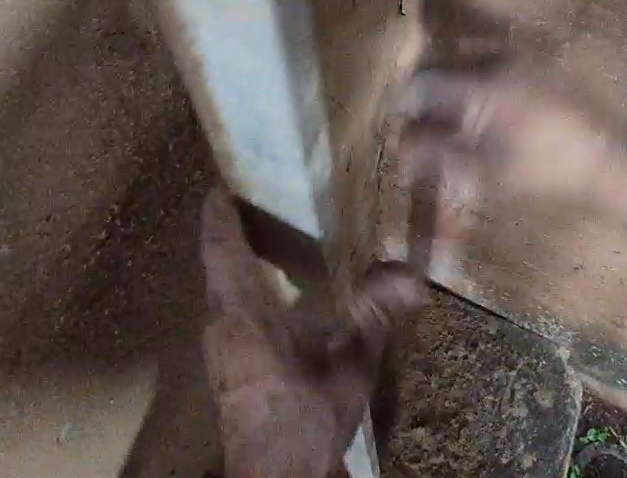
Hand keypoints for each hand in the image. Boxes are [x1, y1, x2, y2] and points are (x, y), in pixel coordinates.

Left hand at [199, 188, 423, 477]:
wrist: (276, 477)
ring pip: (218, 284)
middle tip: (259, 193)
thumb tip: (411, 276)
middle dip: (230, 225)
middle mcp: (219, 322)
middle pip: (215, 259)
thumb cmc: (306, 416)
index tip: (225, 178)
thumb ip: (376, 314)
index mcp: (240, 311)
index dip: (218, 209)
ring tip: (265, 229)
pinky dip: (238, 280)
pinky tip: (269, 286)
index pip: (219, 245)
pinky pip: (223, 304)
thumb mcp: (349, 365)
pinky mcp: (222, 364)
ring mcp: (216, 346)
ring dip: (233, 254)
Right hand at [394, 63, 626, 230]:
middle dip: (425, 90)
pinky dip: (476, 80)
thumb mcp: (487, 171)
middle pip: (443, 62)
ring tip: (448, 118)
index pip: (424, 80)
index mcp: (482, 84)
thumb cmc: (548, 173)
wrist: (616, 163)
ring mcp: (522, 56)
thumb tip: (399, 145)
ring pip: (468, 58)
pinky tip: (480, 109)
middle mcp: (498, 58)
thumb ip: (438, 151)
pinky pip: (493, 61)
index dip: (404, 102)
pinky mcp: (540, 63)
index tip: (398, 123)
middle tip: (418, 122)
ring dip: (450, 83)